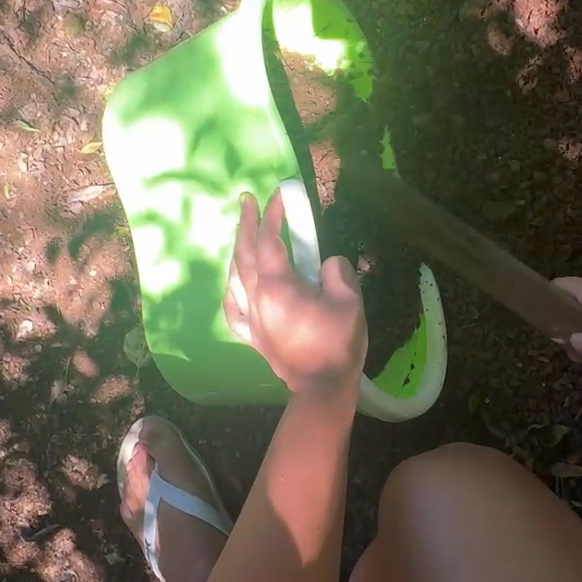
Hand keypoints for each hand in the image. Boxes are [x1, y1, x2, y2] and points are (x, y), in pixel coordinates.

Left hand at [225, 190, 366, 398]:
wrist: (321, 388)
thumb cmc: (337, 343)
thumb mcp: (349, 300)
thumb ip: (337, 271)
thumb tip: (327, 261)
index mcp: (277, 285)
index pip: (269, 239)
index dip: (273, 213)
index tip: (280, 193)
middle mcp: (256, 297)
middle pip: (245, 252)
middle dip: (246, 223)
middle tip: (247, 200)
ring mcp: (251, 317)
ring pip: (236, 275)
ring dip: (238, 249)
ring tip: (243, 233)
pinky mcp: (252, 335)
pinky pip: (233, 306)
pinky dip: (232, 289)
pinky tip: (234, 283)